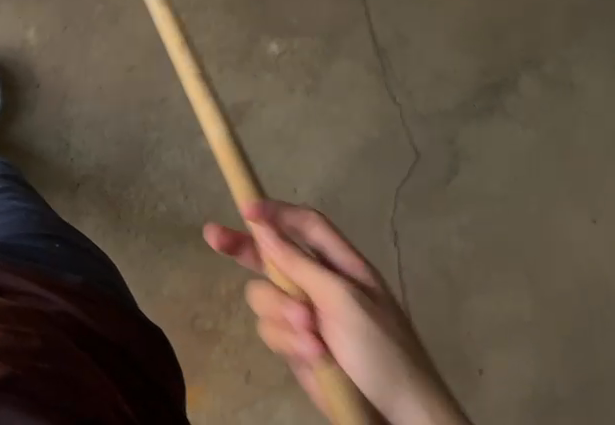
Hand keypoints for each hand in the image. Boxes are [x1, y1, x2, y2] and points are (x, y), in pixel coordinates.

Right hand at [204, 201, 468, 424]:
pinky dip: (286, 341)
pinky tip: (312, 357)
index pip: (305, 224)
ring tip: (310, 336)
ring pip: (264, 295)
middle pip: (271, 254)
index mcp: (343, 266)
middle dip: (242, 248)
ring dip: (281, 314)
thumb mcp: (344, 300)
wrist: (400, 420)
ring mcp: (306, 315)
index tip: (245, 210)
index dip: (276, 213)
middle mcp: (320, 284)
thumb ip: (299, 262)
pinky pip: (269, 329)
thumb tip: (262, 225)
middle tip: (213, 237)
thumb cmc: (383, 352)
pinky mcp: (295, 345)